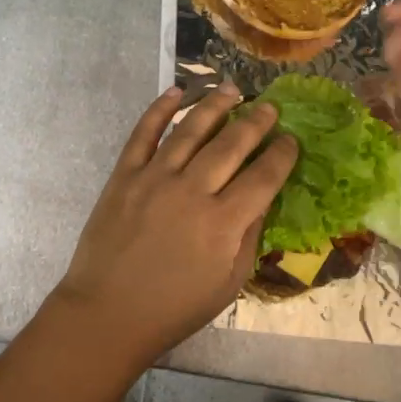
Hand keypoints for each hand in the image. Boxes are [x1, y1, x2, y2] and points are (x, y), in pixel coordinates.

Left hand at [50, 84, 298, 367]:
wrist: (108, 311)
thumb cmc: (174, 307)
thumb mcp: (228, 284)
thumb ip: (248, 237)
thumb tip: (263, 198)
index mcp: (222, 223)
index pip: (263, 177)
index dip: (281, 155)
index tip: (291, 139)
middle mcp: (191, 191)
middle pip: (231, 145)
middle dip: (255, 123)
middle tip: (269, 107)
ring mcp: (154, 178)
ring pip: (190, 129)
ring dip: (213, 105)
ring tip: (231, 89)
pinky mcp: (124, 174)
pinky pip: (144, 132)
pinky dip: (160, 109)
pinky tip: (176, 92)